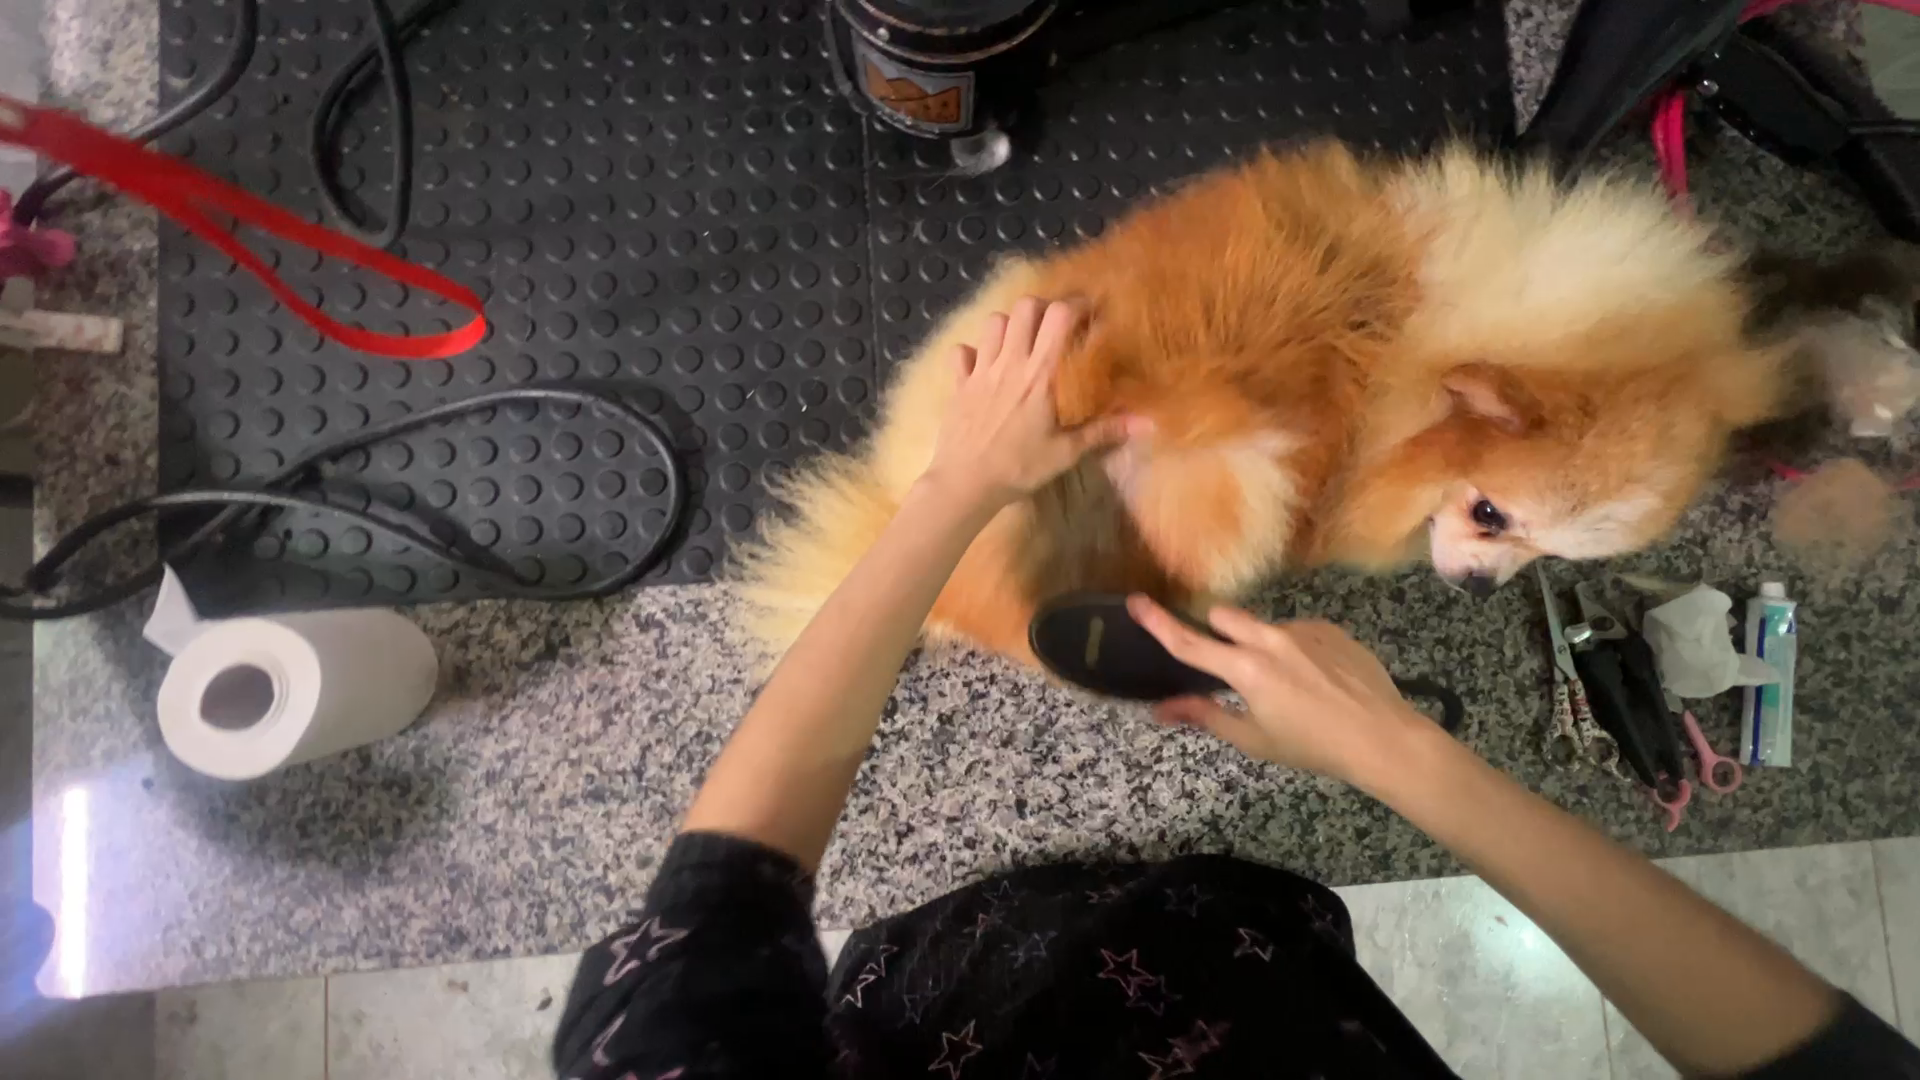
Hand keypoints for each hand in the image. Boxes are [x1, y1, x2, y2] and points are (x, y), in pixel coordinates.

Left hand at [920, 297, 1139, 508]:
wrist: (965, 483)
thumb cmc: (1019, 468)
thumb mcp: (1065, 452)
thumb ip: (1104, 432)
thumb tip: (1148, 423)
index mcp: (1039, 375)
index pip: (1059, 317)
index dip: (1076, 307)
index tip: (1088, 315)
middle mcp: (1009, 362)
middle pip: (1025, 307)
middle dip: (1043, 308)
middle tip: (1054, 327)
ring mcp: (980, 370)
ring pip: (994, 322)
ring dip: (1009, 325)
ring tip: (1021, 343)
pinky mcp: (958, 384)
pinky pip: (961, 351)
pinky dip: (972, 351)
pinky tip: (981, 365)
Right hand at [1127, 595, 1435, 788]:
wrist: (1385, 739)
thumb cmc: (1314, 746)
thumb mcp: (1254, 739)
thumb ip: (1205, 716)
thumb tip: (1160, 710)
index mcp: (1246, 669)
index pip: (1189, 642)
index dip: (1158, 622)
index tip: (1135, 601)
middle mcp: (1269, 639)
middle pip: (1223, 616)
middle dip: (1216, 631)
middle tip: (1230, 663)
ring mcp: (1303, 629)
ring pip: (1262, 625)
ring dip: (1260, 645)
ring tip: (1290, 683)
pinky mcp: (1330, 628)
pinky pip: (1296, 630)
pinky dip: (1294, 648)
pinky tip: (1317, 677)